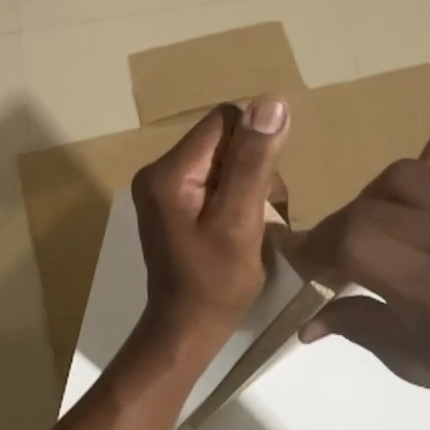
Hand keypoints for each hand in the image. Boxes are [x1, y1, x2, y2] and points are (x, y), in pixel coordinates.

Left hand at [130, 97, 290, 352]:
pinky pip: (217, 183)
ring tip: (254, 229)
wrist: (187, 327)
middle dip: (256, 173)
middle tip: (261, 218)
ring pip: (228, 162)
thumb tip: (271, 102)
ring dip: (252, 190)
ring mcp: (164, 190)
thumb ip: (254, 163)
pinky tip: (242, 231)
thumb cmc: (215, 282)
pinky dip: (238, 202)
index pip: (226, 121)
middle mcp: (158, 172)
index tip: (261, 193)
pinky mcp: (174, 206)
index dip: (256, 148)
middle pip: (227, 141)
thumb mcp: (240, 221)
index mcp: (167, 172)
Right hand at [295, 130, 429, 427]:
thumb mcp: (413, 363)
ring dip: (373, 196)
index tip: (303, 265)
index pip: (353, 241)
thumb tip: (308, 322)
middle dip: (335, 229)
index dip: (316, 248)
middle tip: (331, 257)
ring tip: (374, 225)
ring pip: (408, 173)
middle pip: (370, 207)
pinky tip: (428, 184)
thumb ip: (359, 329)